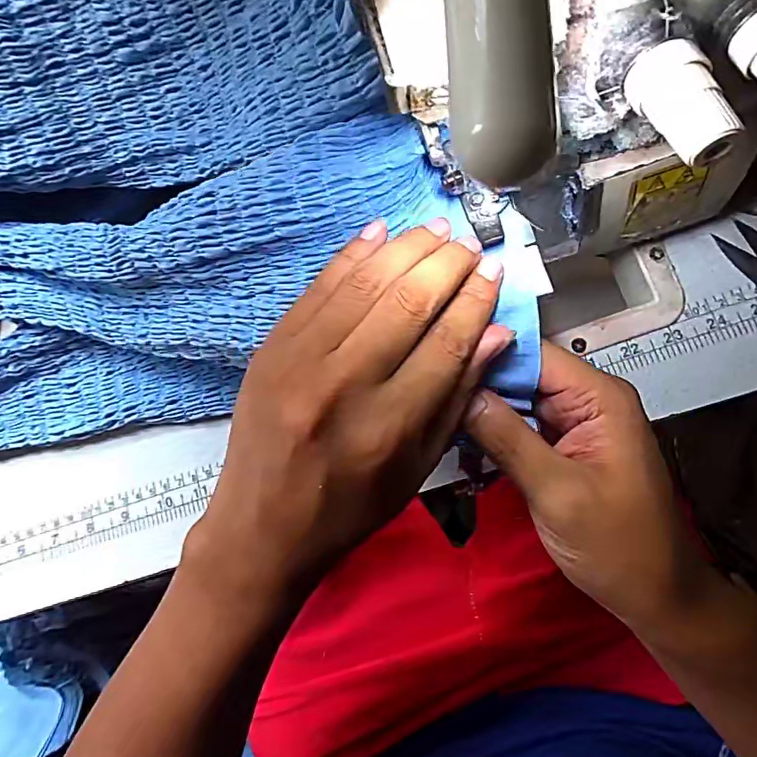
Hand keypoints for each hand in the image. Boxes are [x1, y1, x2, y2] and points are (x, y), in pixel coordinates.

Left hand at [187, 218, 514, 602]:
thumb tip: (495, 332)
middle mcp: (343, 383)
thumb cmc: (350, 507)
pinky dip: (354, 253)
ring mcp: (300, 358)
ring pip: (366, 283)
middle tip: (471, 247)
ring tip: (438, 231)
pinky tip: (381, 231)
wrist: (261, 526)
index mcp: (387, 425)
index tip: (493, 273)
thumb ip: (457, 397)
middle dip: (447, 265)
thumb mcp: (417, 467)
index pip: (445, 343)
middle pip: (408, 303)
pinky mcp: (273, 344)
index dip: (475, 301)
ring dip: (407, 248)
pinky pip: (321, 285)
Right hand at [462, 343, 712, 631]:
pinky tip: (461, 444)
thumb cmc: (618, 546)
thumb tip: (462, 391)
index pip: (534, 353)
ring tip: (437, 420)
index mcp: (599, 396)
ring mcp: (575, 423)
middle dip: (479, 384)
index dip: (487, 352)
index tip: (439, 362)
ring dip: (481, 412)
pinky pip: (522, 427)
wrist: (656, 597)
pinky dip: (494, 435)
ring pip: (517, 400)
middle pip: (522, 374)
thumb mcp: (558, 492)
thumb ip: (508, 438)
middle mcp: (587, 398)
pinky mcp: (564, 446)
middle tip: (429, 397)